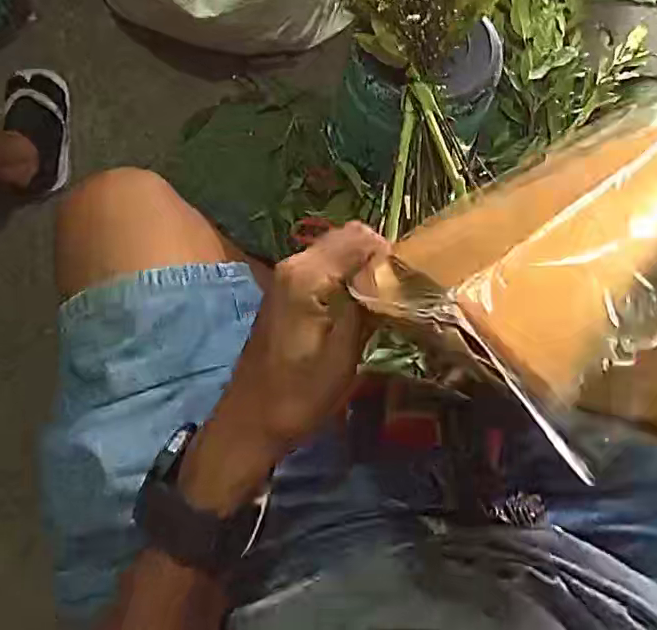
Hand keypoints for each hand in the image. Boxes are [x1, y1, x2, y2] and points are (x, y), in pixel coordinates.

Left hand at [179, 223, 387, 513]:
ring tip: (383, 296)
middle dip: (376, 256)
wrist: (251, 420)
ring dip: (363, 263)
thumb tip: (390, 275)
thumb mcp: (342, 357)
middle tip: (397, 290)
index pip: (360, 239)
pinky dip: (347, 271)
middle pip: (348, 235)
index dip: (388, 256)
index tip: (405, 285)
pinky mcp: (288, 285)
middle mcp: (295, 263)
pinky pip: (326, 262)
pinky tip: (359, 301)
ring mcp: (288, 272)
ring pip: (337, 247)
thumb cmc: (298, 395)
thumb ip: (365, 307)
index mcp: (306, 275)